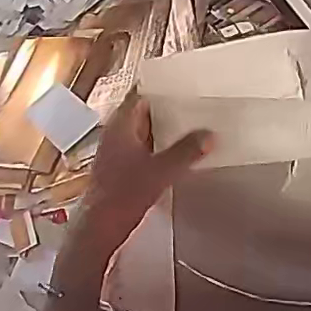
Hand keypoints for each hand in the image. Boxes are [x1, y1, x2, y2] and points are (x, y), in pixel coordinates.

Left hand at [79, 95, 211, 254]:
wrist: (100, 227)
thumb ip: (186, 151)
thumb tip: (210, 134)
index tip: (180, 83)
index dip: (158, 87)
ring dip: (163, 130)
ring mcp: (116, 152)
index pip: (139, 94)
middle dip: (165, 109)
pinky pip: (143, 149)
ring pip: (143, 132)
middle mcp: (115, 135)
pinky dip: (158, 147)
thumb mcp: (161, 170)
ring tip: (191, 127)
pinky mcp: (120, 169)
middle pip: (142, 113)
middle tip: (193, 104)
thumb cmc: (123, 194)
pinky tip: (176, 154)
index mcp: (120, 126)